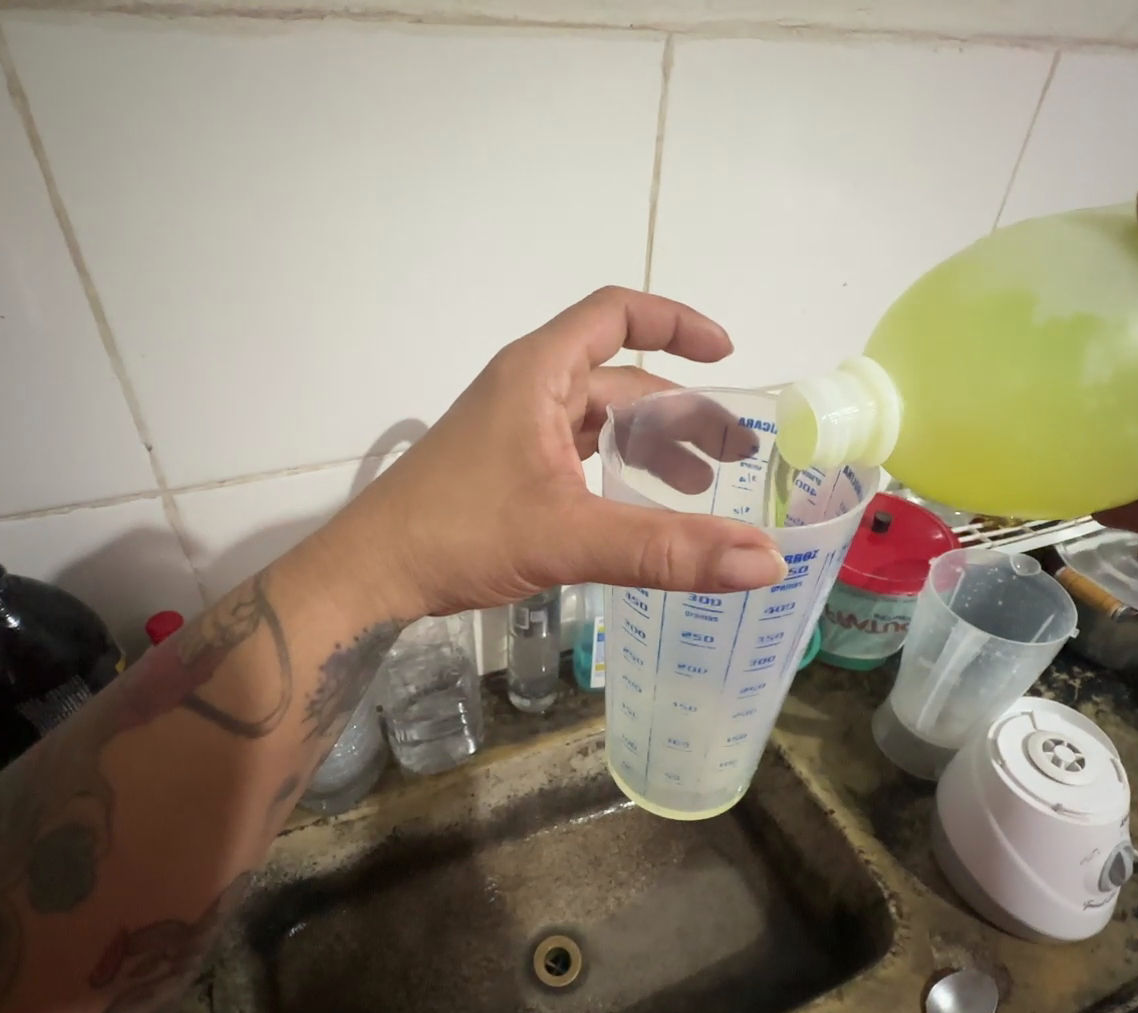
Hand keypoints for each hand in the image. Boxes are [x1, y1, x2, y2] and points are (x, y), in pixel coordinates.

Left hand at [320, 287, 786, 617]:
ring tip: (698, 489)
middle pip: (621, 379)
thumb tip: (766, 561)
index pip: (616, 314)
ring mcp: (514, 428)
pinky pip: (578, 451)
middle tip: (733, 456)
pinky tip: (640, 506)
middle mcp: (527, 388)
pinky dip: (617, 469)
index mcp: (538, 373)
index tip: (727, 353)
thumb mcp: (571, 537)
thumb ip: (668, 550)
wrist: (371, 573)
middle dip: (682, 411)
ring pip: (600, 420)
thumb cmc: (460, 534)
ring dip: (652, 446)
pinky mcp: (507, 466)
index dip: (676, 323)